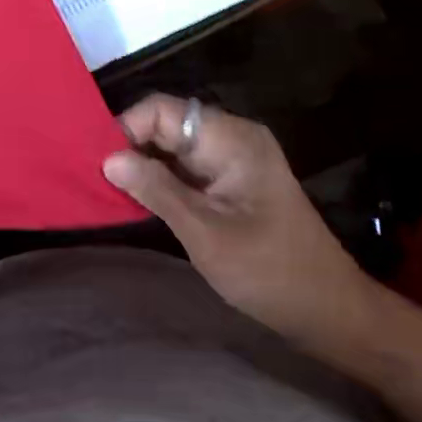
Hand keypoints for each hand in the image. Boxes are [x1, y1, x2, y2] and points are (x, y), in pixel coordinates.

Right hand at [103, 94, 382, 351]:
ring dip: (140, 164)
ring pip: (169, 145)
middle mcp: (231, 138)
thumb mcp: (205, 233)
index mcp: (232, 139)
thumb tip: (108, 159)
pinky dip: (157, 179)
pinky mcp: (227, 180)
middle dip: (129, 146)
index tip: (100, 164)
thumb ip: (156, 190)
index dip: (127, 129)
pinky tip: (133, 198)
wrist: (327, 311)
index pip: (162, 110)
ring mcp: (230, 159)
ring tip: (105, 187)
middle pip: (164, 123)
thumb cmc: (269, 272)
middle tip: (95, 178)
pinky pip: (181, 166)